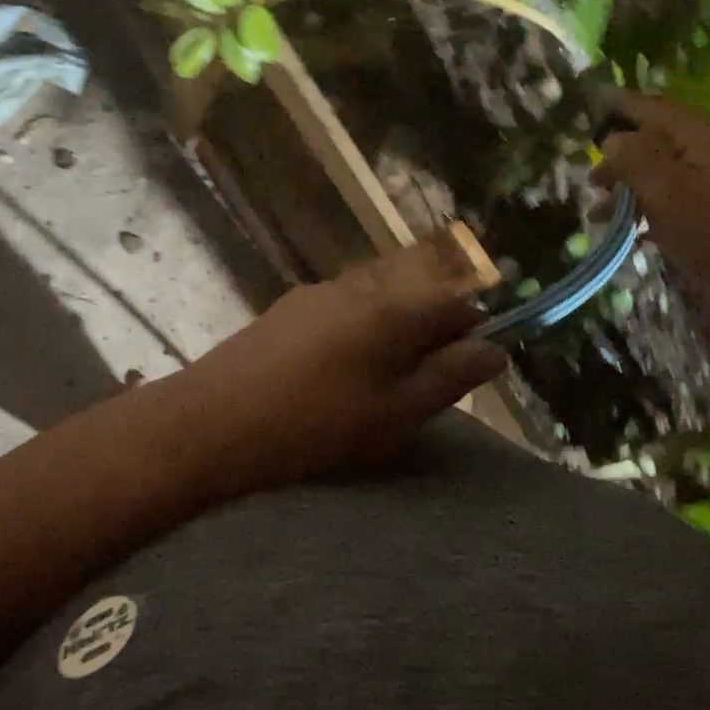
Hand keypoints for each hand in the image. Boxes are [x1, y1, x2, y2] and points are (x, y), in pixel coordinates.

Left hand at [155, 231, 508, 496]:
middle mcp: (360, 286)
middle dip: (432, 334)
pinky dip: (357, 333)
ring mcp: (318, 293)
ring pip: (377, 302)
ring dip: (393, 333)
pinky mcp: (286, 308)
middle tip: (425, 384)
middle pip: (416, 297)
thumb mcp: (397, 413)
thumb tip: (495, 350)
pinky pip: (341, 310)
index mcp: (395, 309)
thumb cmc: (318, 424)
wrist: (213, 421)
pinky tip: (337, 372)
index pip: (456, 303)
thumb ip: (451, 377)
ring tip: (381, 383)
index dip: (475, 331)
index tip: (474, 366)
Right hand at [596, 92, 709, 314]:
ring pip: (667, 174)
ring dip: (631, 189)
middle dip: (622, 158)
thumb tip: (612, 138)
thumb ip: (636, 159)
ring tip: (600, 214)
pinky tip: (628, 229)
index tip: (594, 99)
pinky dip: (650, 207)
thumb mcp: (667, 193)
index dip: (624, 105)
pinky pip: (679, 198)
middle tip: (592, 180)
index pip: (660, 109)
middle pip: (662, 142)